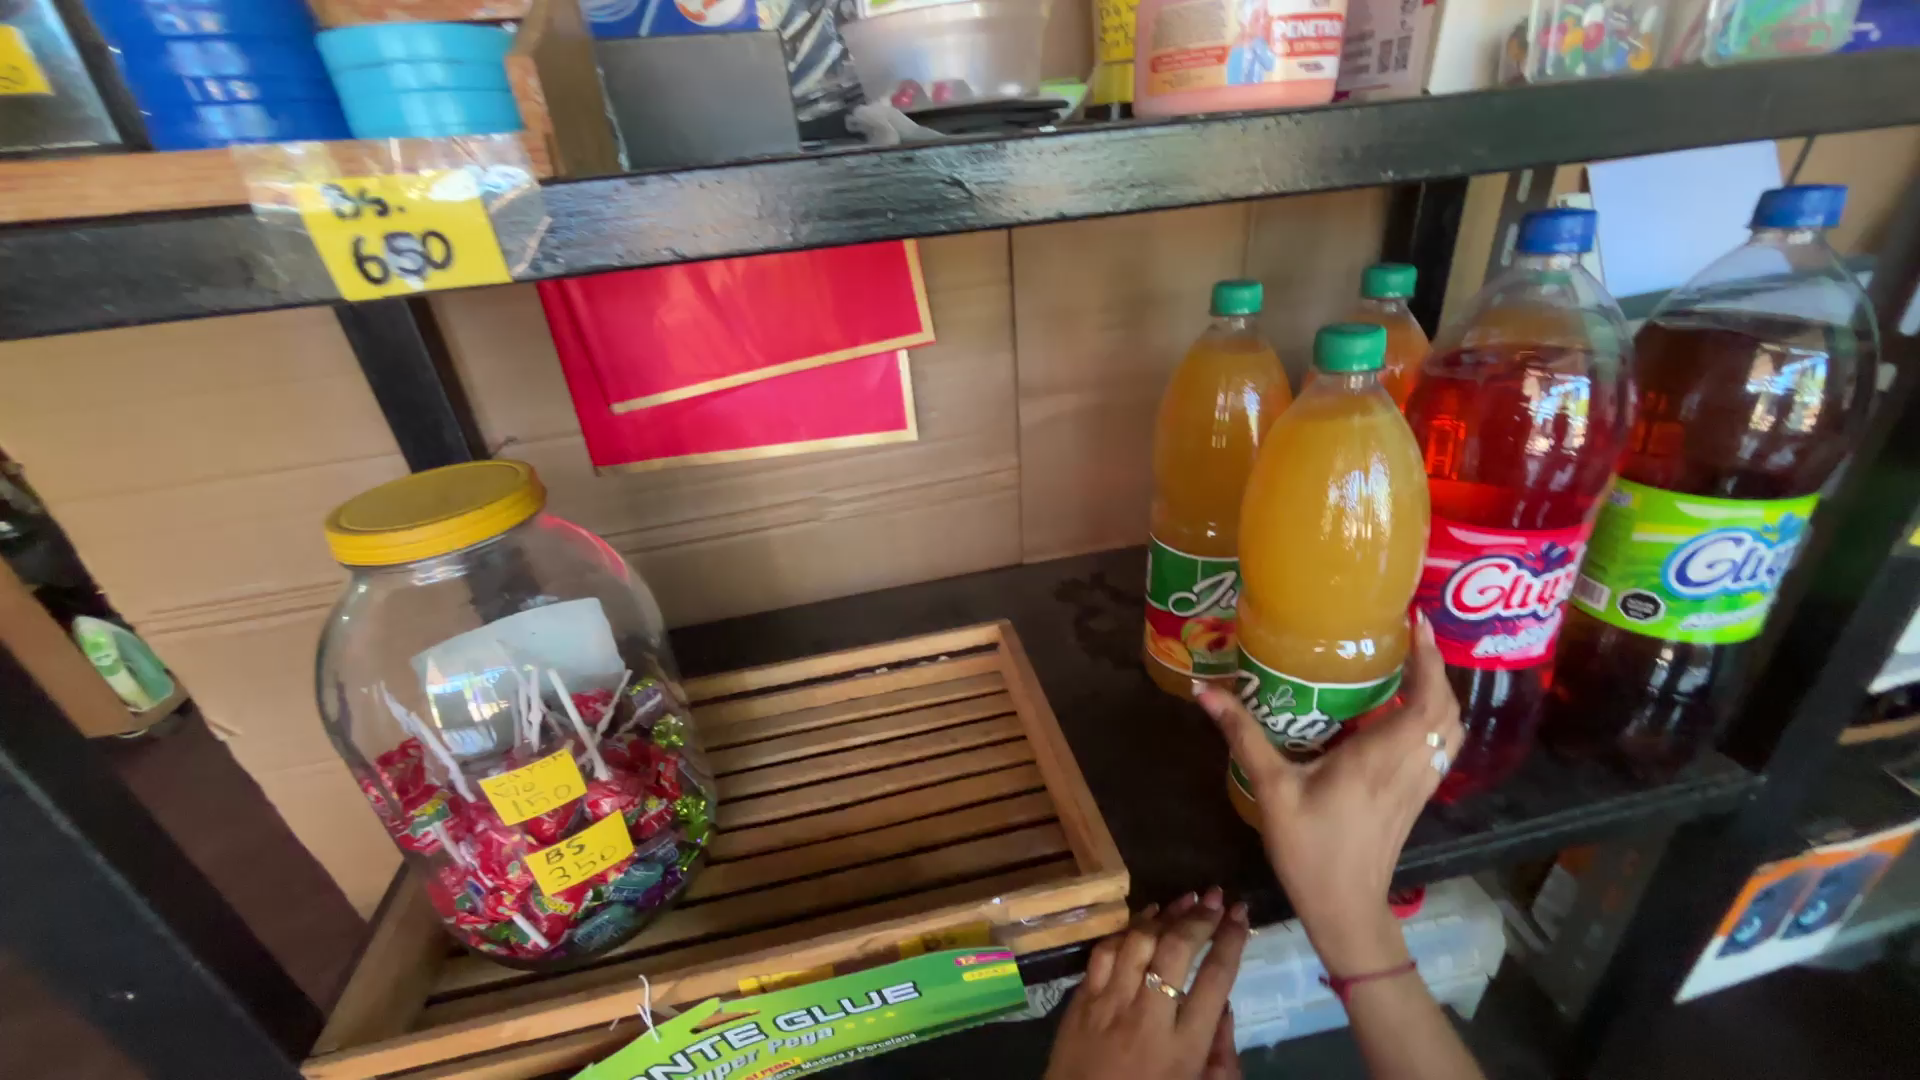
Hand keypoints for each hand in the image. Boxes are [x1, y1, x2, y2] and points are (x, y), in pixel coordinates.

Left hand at [1044, 889, 1249, 1079]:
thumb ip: (1220, 1057)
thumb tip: (1227, 1007)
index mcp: (1184, 1047)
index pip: (1215, 981)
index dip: (1230, 942)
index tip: (1240, 913)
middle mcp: (1148, 1016)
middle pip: (1177, 951)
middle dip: (1200, 918)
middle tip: (1216, 895)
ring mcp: (1111, 1002)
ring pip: (1140, 941)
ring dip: (1166, 914)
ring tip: (1188, 898)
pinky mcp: (1083, 997)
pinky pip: (1106, 950)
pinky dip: (1128, 928)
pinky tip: (1146, 916)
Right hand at [1195, 613, 1462, 975]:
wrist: (1345, 908)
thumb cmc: (1310, 847)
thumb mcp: (1271, 788)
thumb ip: (1243, 735)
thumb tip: (1204, 690)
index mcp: (1380, 757)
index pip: (1425, 699)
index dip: (1428, 659)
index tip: (1417, 622)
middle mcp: (1408, 765)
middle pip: (1446, 709)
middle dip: (1436, 668)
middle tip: (1409, 636)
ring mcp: (1418, 785)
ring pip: (1448, 730)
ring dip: (1440, 693)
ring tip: (1411, 665)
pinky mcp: (1415, 798)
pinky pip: (1438, 748)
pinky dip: (1433, 720)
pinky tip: (1403, 712)